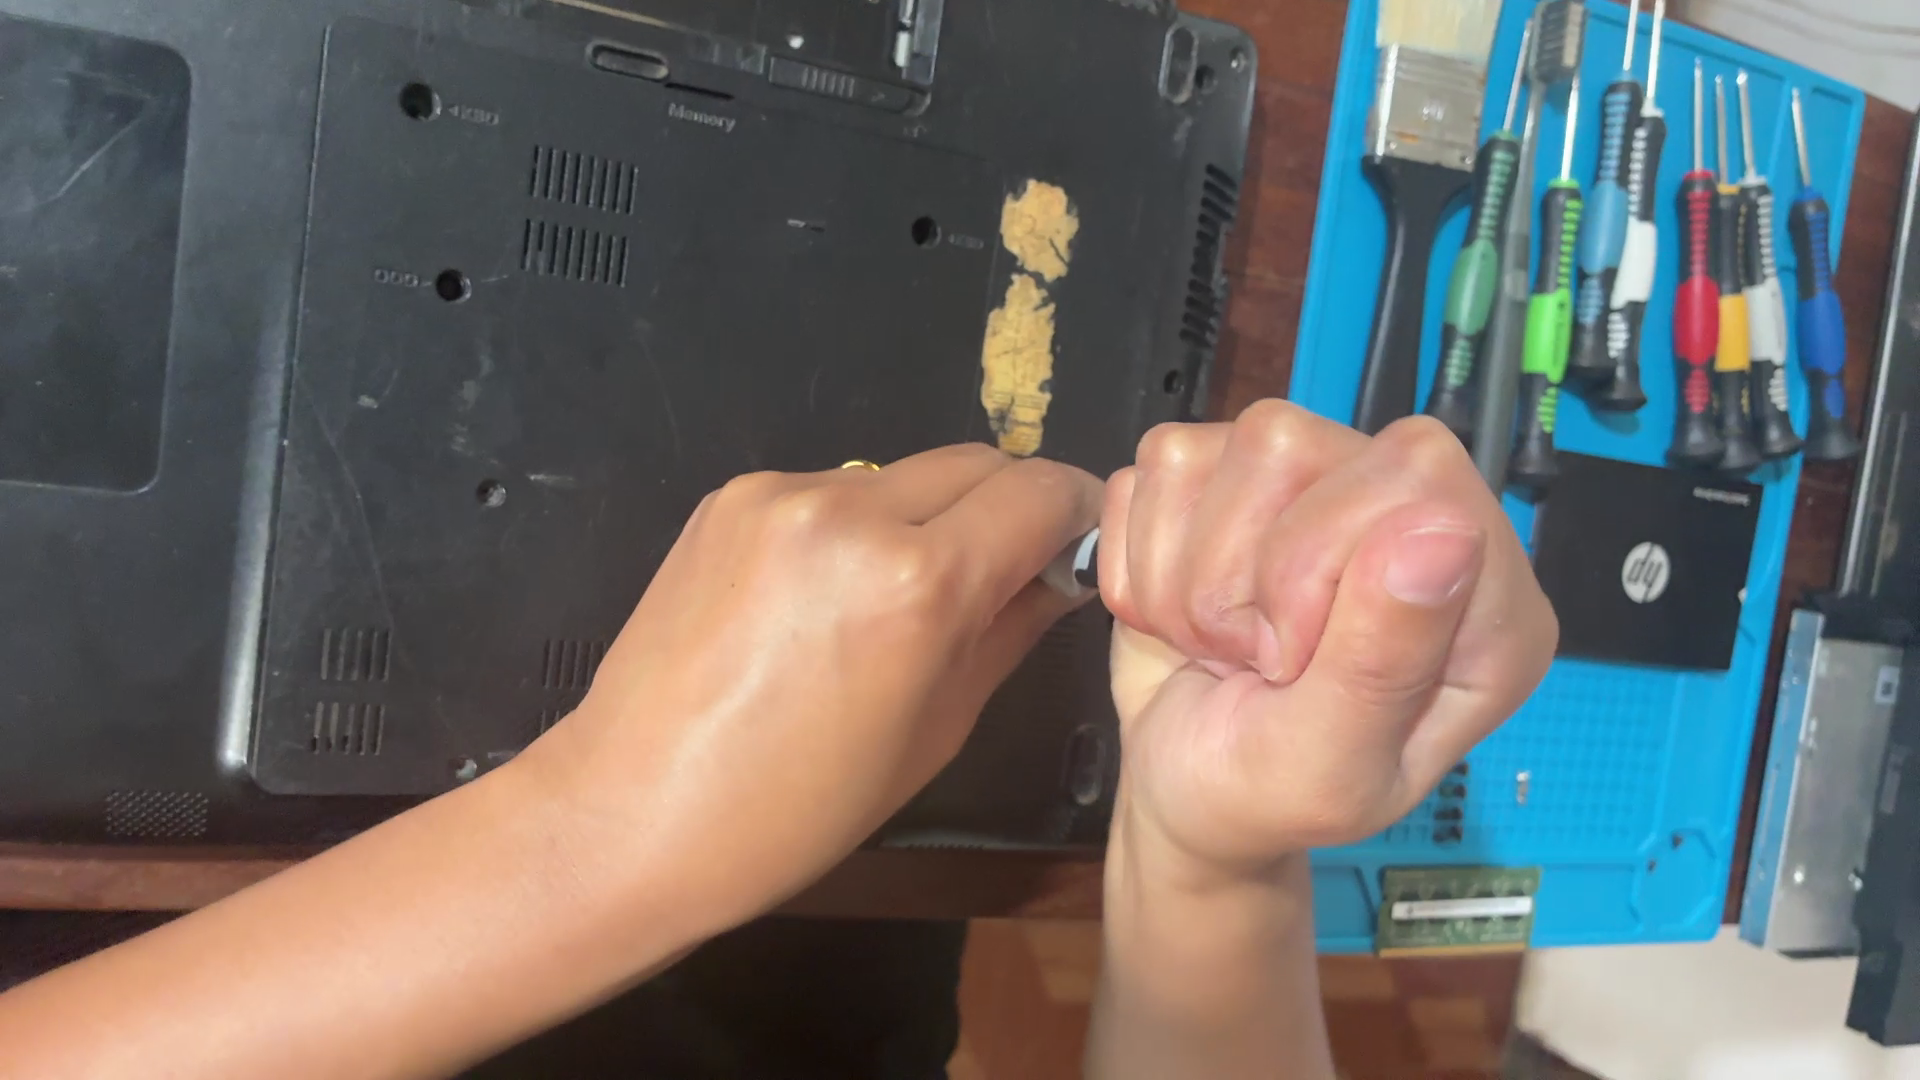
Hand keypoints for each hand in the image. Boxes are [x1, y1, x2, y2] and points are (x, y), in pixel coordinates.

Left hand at [518, 445, 1101, 927]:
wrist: (631, 811)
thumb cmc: (802, 804)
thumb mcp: (940, 726)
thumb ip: (1013, 626)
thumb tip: (1061, 572)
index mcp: (916, 582)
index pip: (1038, 491)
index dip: (1075, 510)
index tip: (1075, 542)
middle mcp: (851, 510)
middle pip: (977, 461)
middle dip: (1008, 506)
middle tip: (1004, 567)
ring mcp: (781, 492)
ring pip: (904, 475)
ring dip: (929, 517)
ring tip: (898, 592)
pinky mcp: (732, 493)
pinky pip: (834, 491)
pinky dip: (859, 526)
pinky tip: (825, 590)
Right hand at [1101, 402, 1556, 886]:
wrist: (1179, 792)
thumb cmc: (1261, 794)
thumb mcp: (1332, 765)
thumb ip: (1386, 659)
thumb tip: (1443, 526)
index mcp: (1474, 586)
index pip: (1408, 467)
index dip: (1319, 556)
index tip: (1290, 657)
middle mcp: (1384, 511)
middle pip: (1282, 442)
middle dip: (1232, 575)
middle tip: (1249, 657)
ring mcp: (1289, 490)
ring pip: (1194, 452)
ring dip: (1177, 574)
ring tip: (1211, 642)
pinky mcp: (1205, 490)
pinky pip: (1143, 476)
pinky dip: (1135, 562)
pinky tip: (1169, 613)